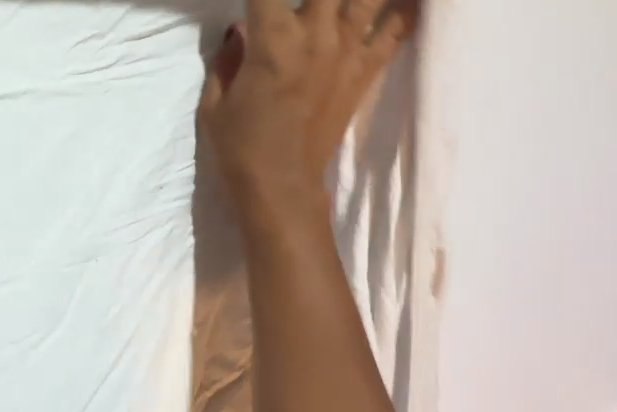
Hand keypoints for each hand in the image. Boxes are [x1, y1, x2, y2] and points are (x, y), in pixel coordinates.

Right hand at [200, 0, 414, 213]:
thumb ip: (226, 63)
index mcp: (272, 39)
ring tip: (341, 5)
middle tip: (303, 7)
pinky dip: (403, 10)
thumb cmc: (239, 150)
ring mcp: (347, 48)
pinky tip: (397, 6)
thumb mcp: (213, 108)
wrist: (280, 188)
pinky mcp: (366, 68)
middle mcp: (315, 32)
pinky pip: (398, 26)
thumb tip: (238, 34)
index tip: (256, 4)